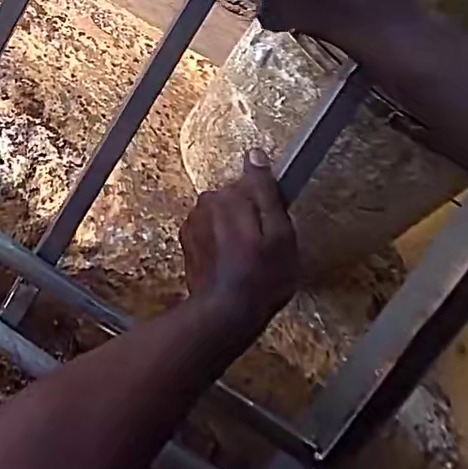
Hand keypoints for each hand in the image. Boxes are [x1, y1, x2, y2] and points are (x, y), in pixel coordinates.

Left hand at [180, 150, 298, 341]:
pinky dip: (218, 241)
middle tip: (264, 247)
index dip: (268, 204)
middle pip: (237, 197)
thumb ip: (266, 191)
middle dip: (250, 215)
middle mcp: (209, 200)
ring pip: (222, 213)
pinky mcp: (187, 239)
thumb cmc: (261, 277)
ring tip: (247, 259)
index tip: (274, 226)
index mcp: (232, 194)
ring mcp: (194, 219)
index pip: (255, 181)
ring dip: (233, 228)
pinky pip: (209, 229)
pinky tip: (229, 263)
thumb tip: (255, 155)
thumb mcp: (280, 234)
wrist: (224, 313)